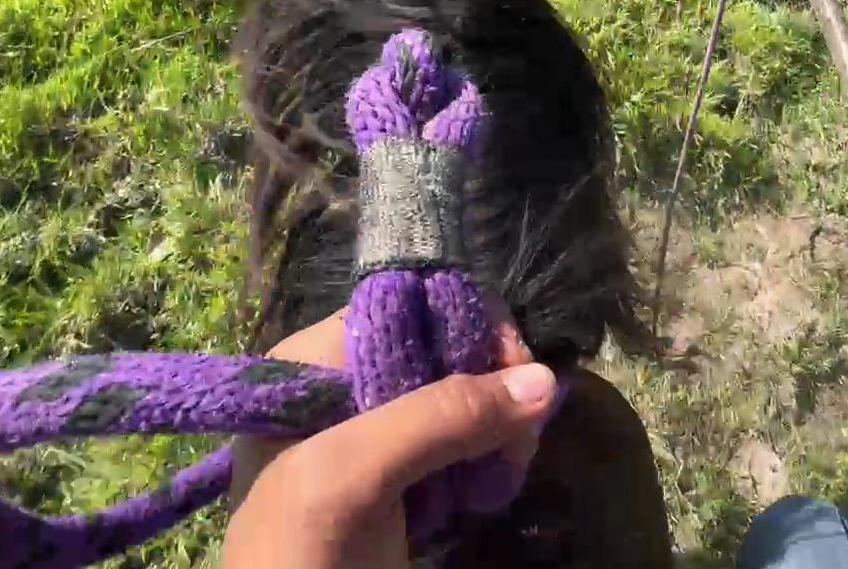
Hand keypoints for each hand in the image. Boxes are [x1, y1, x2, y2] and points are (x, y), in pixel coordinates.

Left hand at [222, 307, 545, 568]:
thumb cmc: (300, 561)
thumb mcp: (350, 479)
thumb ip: (439, 417)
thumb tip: (547, 379)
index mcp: (314, 364)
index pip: (409, 304)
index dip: (468, 322)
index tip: (511, 368)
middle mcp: (347, 385)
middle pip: (447, 345)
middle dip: (494, 379)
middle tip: (522, 429)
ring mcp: (377, 432)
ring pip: (466, 390)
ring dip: (501, 421)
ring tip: (514, 464)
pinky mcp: (406, 474)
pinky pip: (467, 436)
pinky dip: (493, 450)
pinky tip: (500, 479)